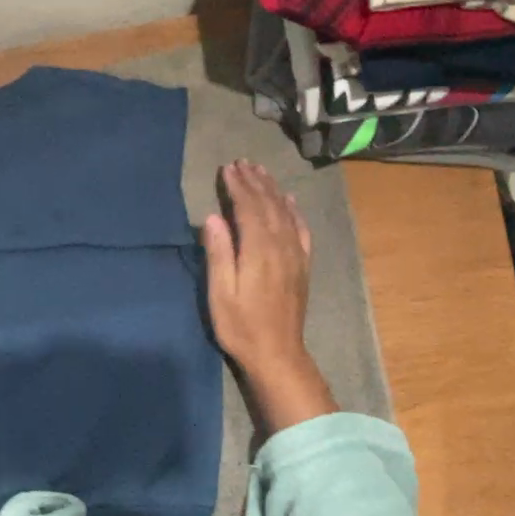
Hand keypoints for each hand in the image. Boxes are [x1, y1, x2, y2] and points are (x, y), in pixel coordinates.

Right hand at [201, 161, 337, 433]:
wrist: (277, 352)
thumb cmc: (241, 326)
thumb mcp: (220, 294)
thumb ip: (218, 253)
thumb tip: (212, 218)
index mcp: (258, 250)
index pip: (248, 208)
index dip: (238, 186)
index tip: (227, 168)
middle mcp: (280, 245)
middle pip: (268, 204)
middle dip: (254, 182)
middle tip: (242, 163)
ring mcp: (295, 255)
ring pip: (285, 212)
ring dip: (272, 190)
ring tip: (260, 172)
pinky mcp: (302, 266)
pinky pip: (300, 229)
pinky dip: (293, 211)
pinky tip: (289, 201)